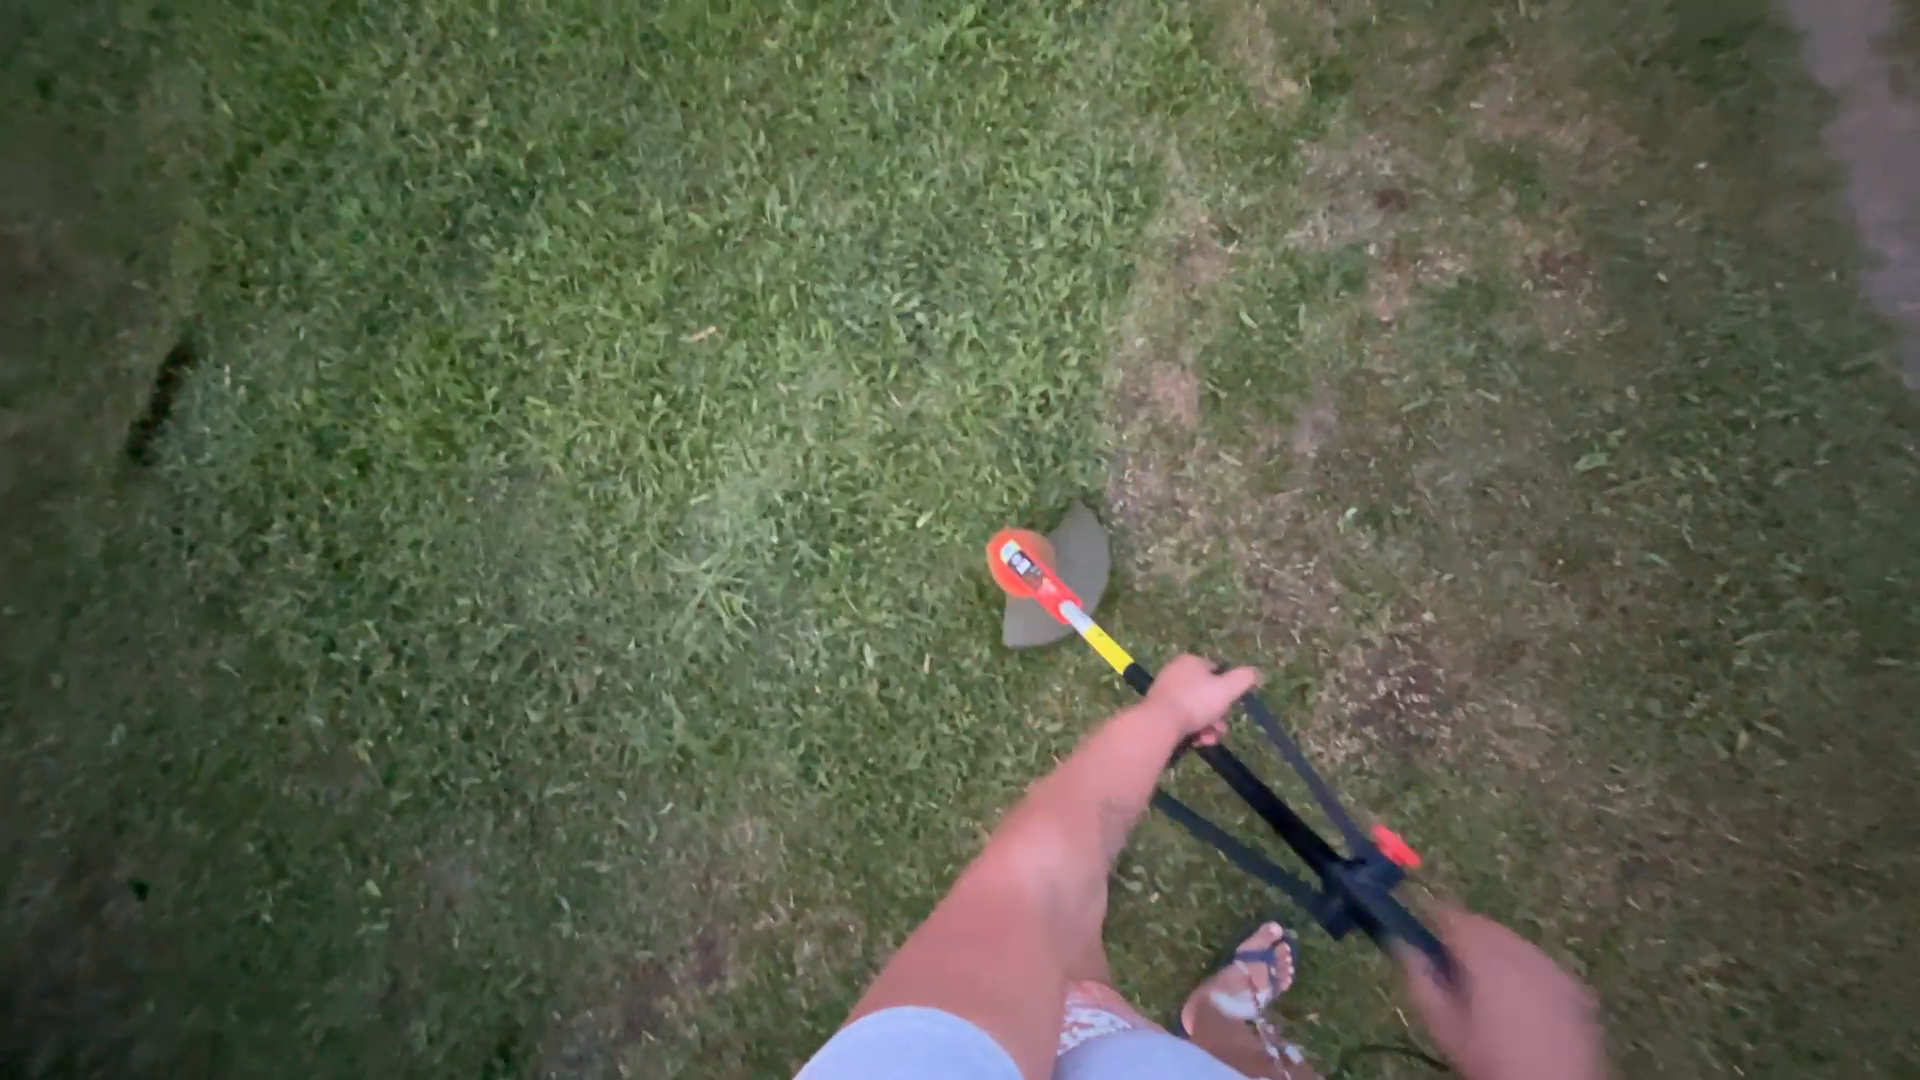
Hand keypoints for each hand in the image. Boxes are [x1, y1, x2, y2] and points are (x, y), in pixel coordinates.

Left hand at [1142, 654, 1259, 742]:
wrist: (1160, 722)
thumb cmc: (1196, 702)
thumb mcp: (1227, 688)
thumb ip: (1244, 678)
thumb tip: (1257, 673)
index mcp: (1190, 661)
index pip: (1216, 671)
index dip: (1227, 689)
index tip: (1231, 704)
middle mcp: (1175, 673)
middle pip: (1207, 694)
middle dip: (1218, 714)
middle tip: (1220, 727)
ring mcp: (1165, 692)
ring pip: (1196, 710)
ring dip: (1208, 726)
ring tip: (1208, 738)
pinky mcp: (1158, 710)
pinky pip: (1182, 719)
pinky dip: (1193, 730)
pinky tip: (1197, 741)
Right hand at [1401, 905, 1607, 1079]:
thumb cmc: (1490, 1060)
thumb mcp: (1441, 1023)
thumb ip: (1417, 975)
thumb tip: (1398, 940)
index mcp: (1485, 955)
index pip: (1450, 914)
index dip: (1430, 916)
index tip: (1417, 930)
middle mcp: (1522, 951)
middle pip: (1483, 924)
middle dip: (1462, 933)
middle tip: (1448, 960)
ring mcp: (1554, 968)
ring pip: (1511, 940)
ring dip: (1492, 948)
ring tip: (1482, 979)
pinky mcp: (1577, 988)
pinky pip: (1538, 961)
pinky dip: (1521, 966)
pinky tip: (1516, 995)